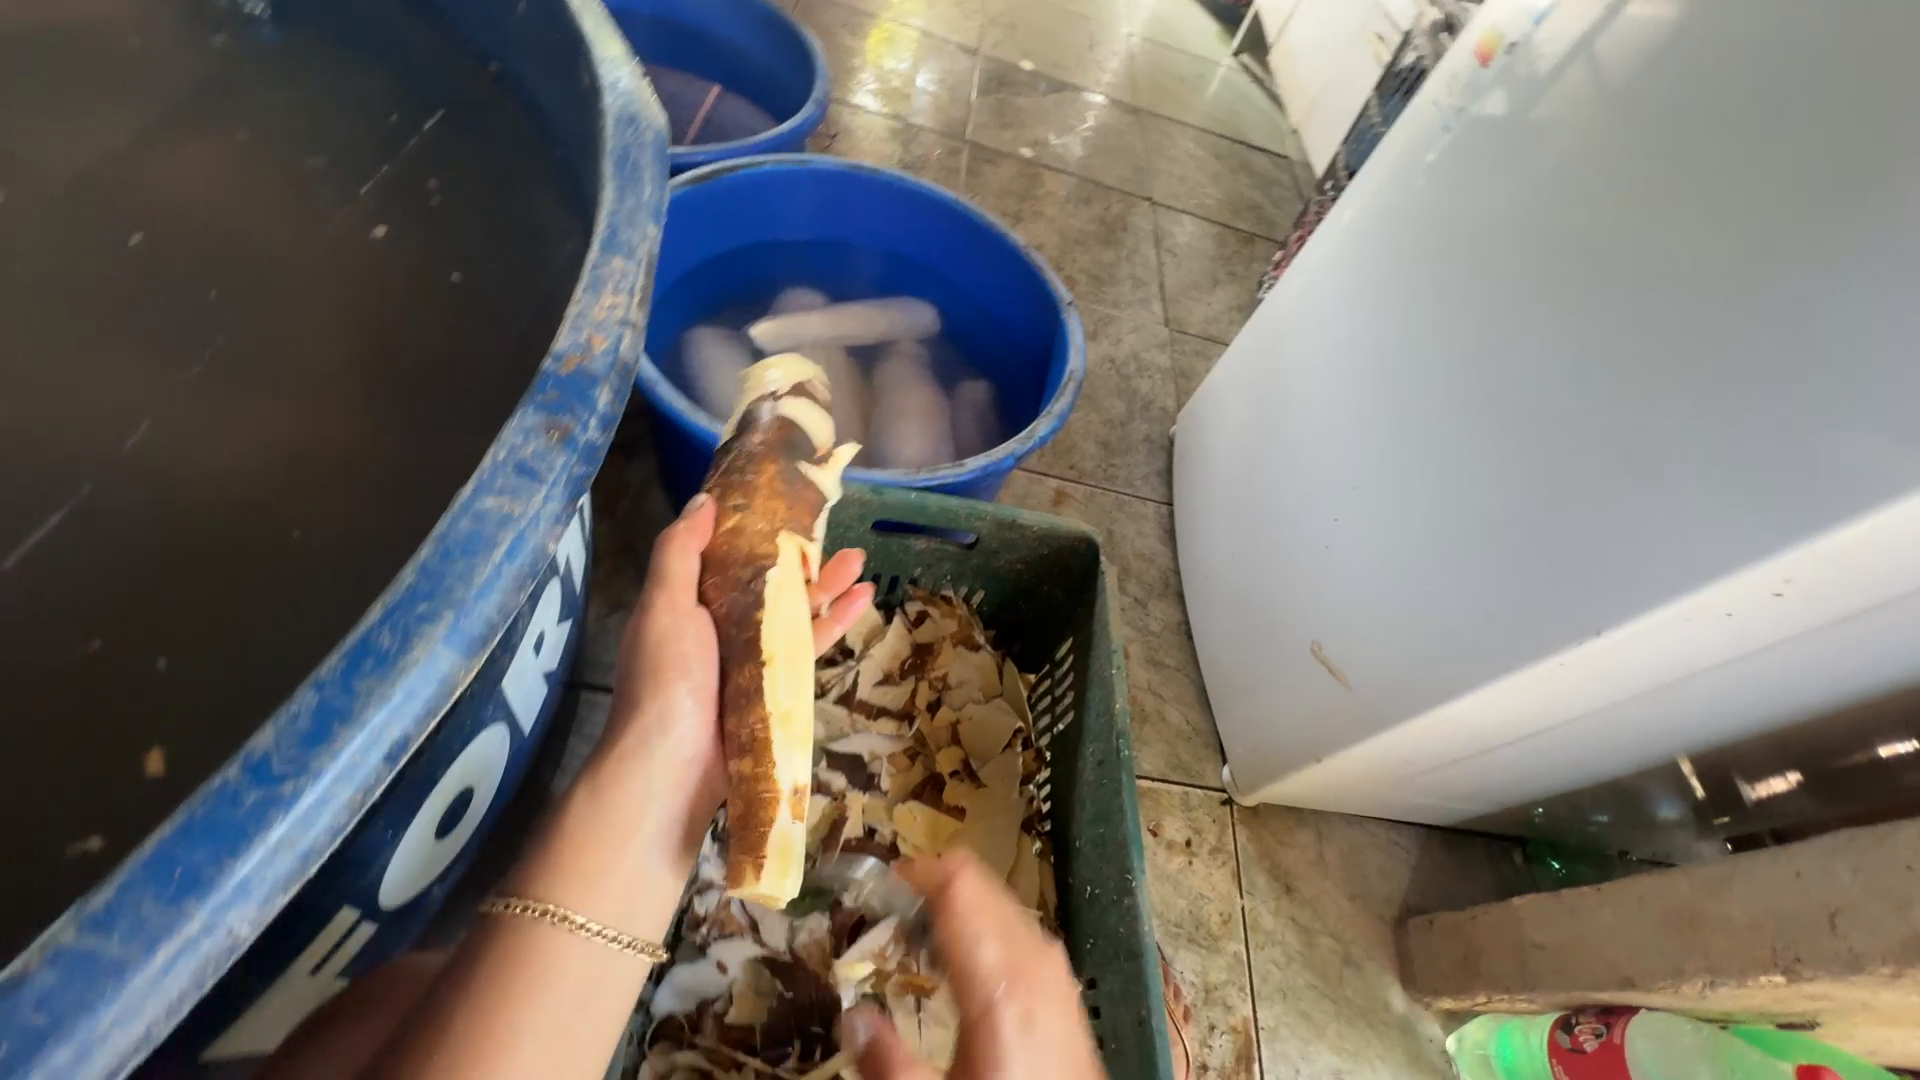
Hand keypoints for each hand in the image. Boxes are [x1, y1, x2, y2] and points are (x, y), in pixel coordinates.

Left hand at [599, 492, 874, 823]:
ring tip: (860, 560)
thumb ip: (680, 552)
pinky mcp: (777, 684)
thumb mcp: (665, 605)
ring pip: (795, 612)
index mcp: (690, 602)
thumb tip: (704, 500)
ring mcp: (752, 657)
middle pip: (768, 581)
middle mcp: (720, 626)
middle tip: (833, 530)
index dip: (755, 530)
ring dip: (826, 585)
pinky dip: (835, 623)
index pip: (726, 556)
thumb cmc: (665, 677)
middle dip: (800, 556)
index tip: (783, 502)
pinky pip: (809, 646)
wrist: (672, 766)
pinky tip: (861, 603)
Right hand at [837, 851, 1106, 1079]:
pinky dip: (985, 923)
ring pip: (1000, 899)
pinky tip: (963, 962)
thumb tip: (852, 1016)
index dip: (918, 872)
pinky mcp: (1062, 981)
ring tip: (920, 936)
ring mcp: (1053, 966)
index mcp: (997, 979)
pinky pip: (1018, 925)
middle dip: (934, 886)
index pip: (958, 886)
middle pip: (979, 883)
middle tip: (892, 913)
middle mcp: (1031, 956)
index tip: (882, 884)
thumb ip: (887, 1060)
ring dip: (960, 904)